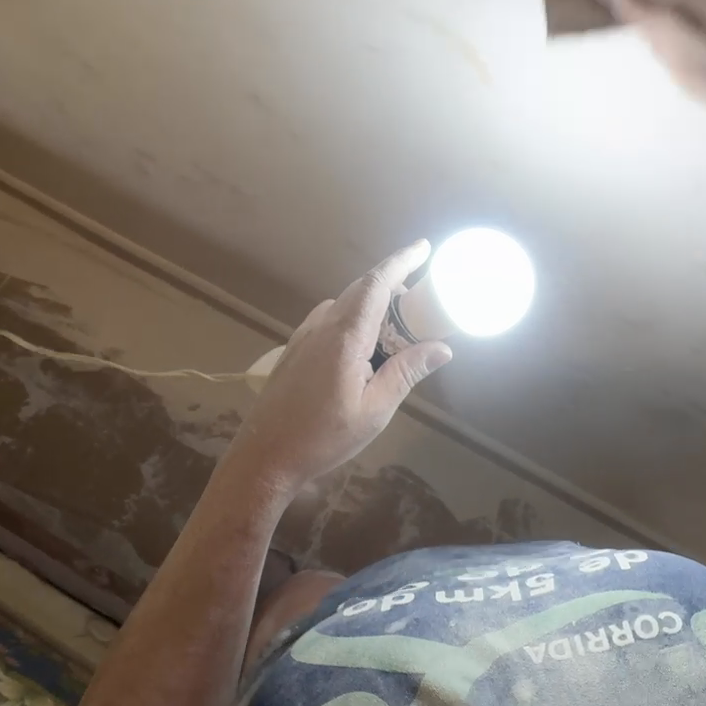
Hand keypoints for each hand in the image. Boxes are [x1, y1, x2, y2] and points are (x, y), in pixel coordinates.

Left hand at [223, 241, 451, 493]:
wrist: (264, 457)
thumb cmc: (322, 437)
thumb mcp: (374, 410)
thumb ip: (406, 373)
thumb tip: (442, 348)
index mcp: (345, 336)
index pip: (377, 284)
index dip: (401, 261)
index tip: (424, 248)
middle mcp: (322, 325)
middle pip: (361, 289)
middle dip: (393, 283)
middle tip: (421, 299)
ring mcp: (304, 335)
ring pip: (345, 304)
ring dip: (373, 305)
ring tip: (397, 329)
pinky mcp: (296, 348)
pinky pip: (331, 319)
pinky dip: (355, 318)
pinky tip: (364, 349)